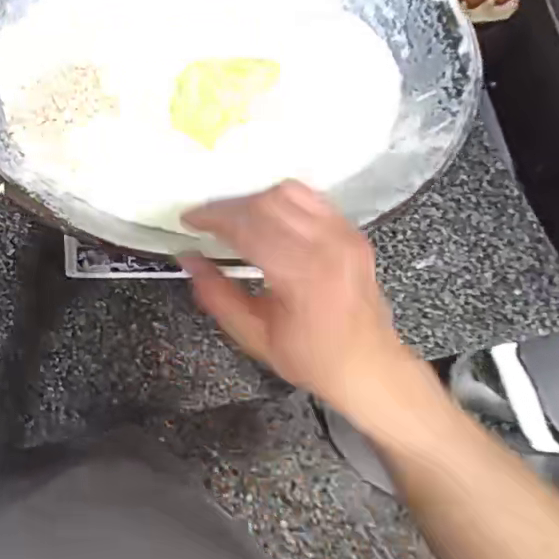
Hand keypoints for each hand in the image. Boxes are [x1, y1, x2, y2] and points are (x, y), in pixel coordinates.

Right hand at [180, 181, 409, 410]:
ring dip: (254, 199)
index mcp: (303, 274)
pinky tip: (267, 216)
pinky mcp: (352, 233)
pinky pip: (312, 199)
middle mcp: (328, 245)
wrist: (369, 367)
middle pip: (267, 202)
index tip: (190, 220)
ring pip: (289, 192)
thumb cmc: (314, 359)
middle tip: (206, 221)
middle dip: (229, 206)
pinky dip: (282, 200)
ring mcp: (344, 235)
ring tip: (234, 218)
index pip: (249, 225)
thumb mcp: (254, 336)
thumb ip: (217, 295)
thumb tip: (189, 260)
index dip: (213, 217)